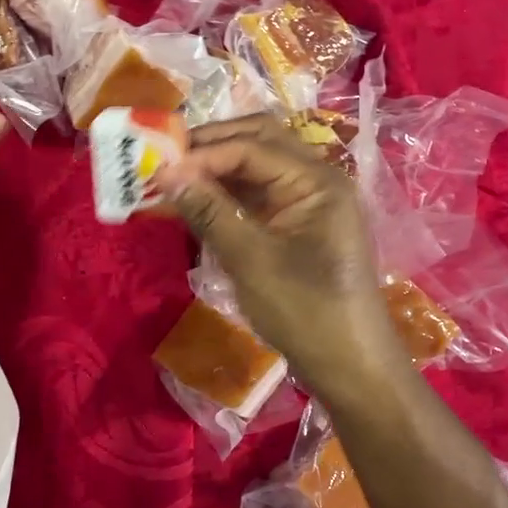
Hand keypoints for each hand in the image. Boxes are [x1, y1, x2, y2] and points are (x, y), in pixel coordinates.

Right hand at [154, 115, 408, 389]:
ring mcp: (307, 202)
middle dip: (209, 145)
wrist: (350, 366)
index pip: (251, 146)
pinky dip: (224, 192)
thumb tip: (165, 173)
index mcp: (317, 181)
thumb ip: (209, 210)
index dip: (202, 152)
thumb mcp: (251, 259)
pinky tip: (193, 201)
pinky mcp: (296, 224)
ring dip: (214, 167)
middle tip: (163, 158)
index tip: (158, 165)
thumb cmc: (306, 311)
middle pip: (257, 141)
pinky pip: (256, 193)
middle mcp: (315, 180)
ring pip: (255, 165)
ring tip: (171, 177)